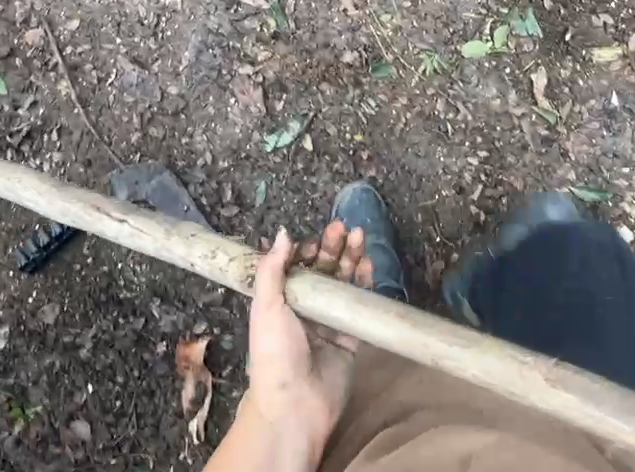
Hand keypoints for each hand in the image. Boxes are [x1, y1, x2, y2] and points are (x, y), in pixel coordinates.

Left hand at [241, 222, 376, 457]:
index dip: (309, 248)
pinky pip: (358, 307)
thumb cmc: (274, 353)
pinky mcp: (349, 339)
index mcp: (281, 301)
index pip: (298, 266)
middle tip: (345, 227)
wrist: (294, 407)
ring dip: (351, 259)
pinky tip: (368, 266)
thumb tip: (283, 232)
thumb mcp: (266, 307)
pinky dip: (364, 285)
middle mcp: (305, 309)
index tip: (320, 236)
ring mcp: (328, 323)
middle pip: (323, 270)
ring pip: (342, 284)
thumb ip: (273, 269)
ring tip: (360, 237)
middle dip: (334, 248)